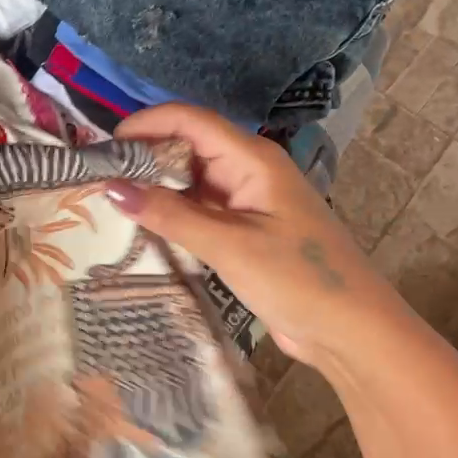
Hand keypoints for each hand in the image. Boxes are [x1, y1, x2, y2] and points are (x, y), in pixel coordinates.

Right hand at [107, 103, 413, 370]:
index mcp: (252, 158)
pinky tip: (144, 223)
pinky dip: (170, 208)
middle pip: (186, 143)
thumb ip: (168, 214)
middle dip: (143, 154)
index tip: (105, 146)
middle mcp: (247, 168)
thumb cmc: (300, 280)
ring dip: (154, 183)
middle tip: (99, 175)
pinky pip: (198, 204)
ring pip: (189, 176)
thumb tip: (110, 186)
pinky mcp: (245, 227)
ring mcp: (247, 198)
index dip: (145, 123)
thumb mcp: (228, 245)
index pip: (189, 120)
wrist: (358, 337)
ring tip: (111, 198)